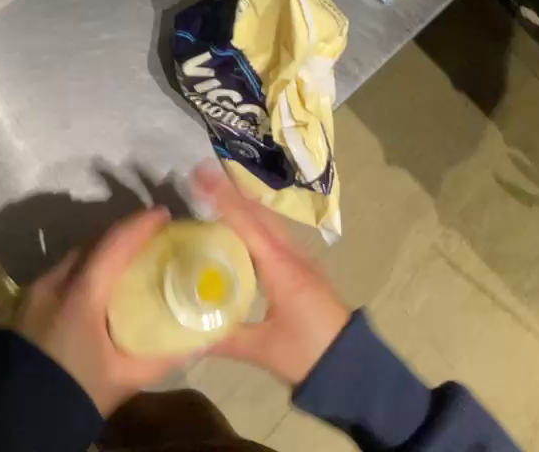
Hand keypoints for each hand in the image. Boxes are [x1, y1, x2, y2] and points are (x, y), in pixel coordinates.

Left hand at [14, 206, 195, 415]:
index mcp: (81, 294)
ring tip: (128, 257)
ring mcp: (36, 289)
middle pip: (94, 242)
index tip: (164, 213)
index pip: (114, 244)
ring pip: (76, 255)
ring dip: (102, 249)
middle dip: (123, 233)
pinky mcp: (26, 301)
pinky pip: (62, 271)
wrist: (16, 419)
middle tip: (151, 236)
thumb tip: (199, 340)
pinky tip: (98, 282)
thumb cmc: (76, 393)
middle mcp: (55, 281)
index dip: (141, 224)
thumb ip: (163, 355)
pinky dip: (85, 267)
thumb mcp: (124, 378)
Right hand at [193, 163, 352, 384]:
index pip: (246, 224)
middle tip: (202, 175)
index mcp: (280, 268)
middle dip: (231, 191)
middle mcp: (291, 254)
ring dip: (244, 202)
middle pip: (258, 212)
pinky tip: (242, 224)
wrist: (353, 364)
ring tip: (218, 189)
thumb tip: (186, 335)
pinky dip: (255, 218)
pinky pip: (275, 231)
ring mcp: (300, 257)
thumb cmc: (309, 353)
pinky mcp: (303, 266)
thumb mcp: (264, 350)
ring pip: (268, 219)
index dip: (222, 198)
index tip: (201, 176)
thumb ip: (225, 339)